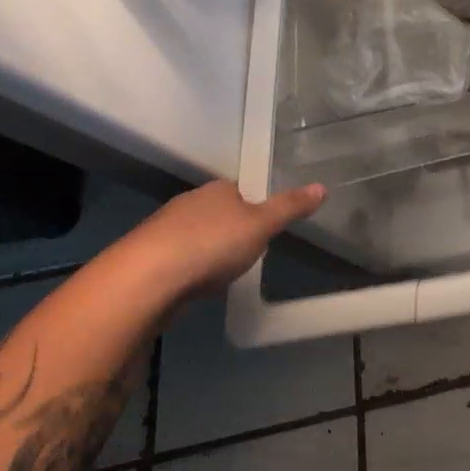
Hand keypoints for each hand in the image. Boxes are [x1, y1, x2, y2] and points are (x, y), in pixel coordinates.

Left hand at [115, 179, 325, 302]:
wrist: (146, 279)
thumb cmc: (212, 245)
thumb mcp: (262, 226)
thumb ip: (290, 207)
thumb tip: (322, 187)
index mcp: (217, 190)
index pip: (240, 191)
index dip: (255, 207)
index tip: (265, 229)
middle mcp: (188, 202)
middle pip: (217, 212)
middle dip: (231, 229)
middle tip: (248, 252)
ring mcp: (163, 229)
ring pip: (195, 235)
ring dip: (207, 249)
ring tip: (221, 272)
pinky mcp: (146, 257)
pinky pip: (177, 257)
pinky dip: (188, 267)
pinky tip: (194, 283)